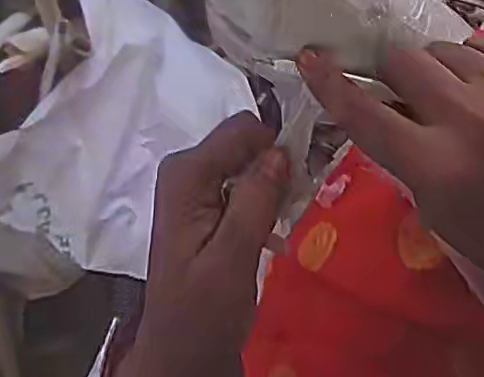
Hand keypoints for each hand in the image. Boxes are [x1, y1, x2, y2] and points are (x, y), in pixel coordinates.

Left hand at [122, 112, 288, 376]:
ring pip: (245, 163)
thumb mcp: (232, 259)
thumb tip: (280, 150)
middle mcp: (186, 168)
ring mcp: (193, 187)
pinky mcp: (204, 205)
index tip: (302, 175)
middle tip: (296, 202)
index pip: (241, 129)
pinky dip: (261, 201)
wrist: (180, 361)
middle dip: (274, 166)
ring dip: (270, 187)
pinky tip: (271, 234)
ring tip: (283, 223)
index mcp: (186, 172)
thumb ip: (255, 200)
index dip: (274, 145)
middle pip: (243, 143)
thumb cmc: (202, 315)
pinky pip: (240, 185)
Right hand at [298, 35, 483, 341]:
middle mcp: (471, 120)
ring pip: (442, 47)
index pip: (364, 111)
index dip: (329, 80)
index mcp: (441, 169)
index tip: (310, 56)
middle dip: (397, 72)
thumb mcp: (446, 216)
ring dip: (439, 69)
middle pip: (402, 59)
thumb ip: (404, 156)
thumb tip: (377, 104)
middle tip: (411, 93)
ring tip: (462, 97)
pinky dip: (478, 65)